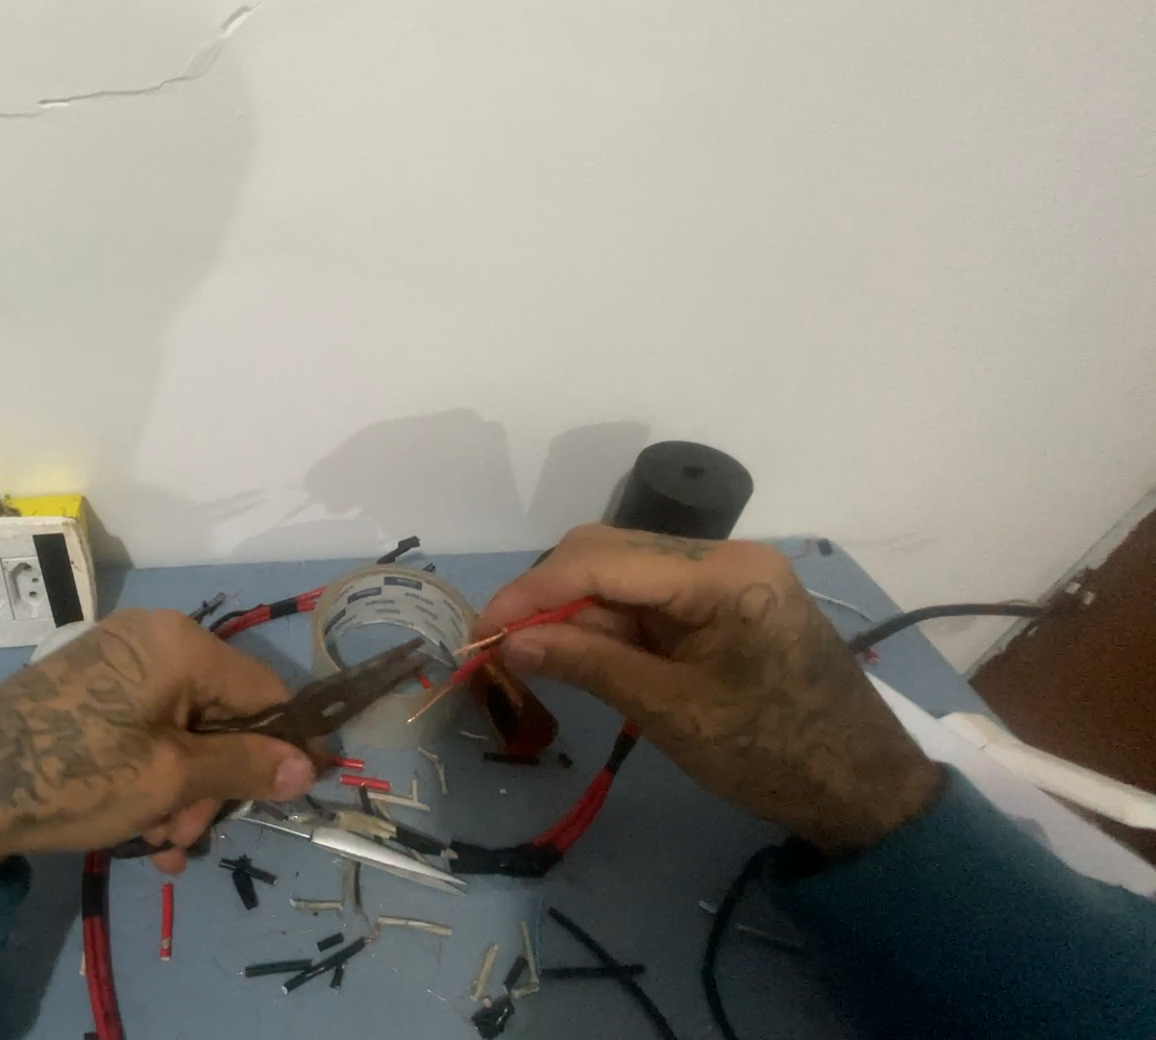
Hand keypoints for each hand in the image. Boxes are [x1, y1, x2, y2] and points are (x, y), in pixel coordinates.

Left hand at [0, 609, 317, 876]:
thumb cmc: (79, 774)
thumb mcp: (170, 779)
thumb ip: (245, 767)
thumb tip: (311, 765)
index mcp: (182, 644)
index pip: (264, 692)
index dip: (283, 745)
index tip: (291, 796)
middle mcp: (155, 636)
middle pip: (219, 713)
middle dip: (211, 782)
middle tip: (186, 836)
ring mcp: (119, 657)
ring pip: (181, 726)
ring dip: (180, 787)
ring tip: (155, 842)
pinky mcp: (93, 680)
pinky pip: (146, 722)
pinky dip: (151, 768)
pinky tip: (137, 822)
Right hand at [476, 525, 942, 852]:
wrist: (868, 795)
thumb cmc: (774, 756)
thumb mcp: (669, 711)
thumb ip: (584, 663)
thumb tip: (504, 644)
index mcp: (721, 575)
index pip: (599, 562)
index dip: (529, 593)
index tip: (480, 631)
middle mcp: (719, 557)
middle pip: (602, 554)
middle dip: (544, 596)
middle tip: (501, 642)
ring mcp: (719, 575)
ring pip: (613, 574)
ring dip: (567, 611)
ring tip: (531, 654)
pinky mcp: (714, 599)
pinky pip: (638, 597)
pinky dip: (599, 624)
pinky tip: (575, 652)